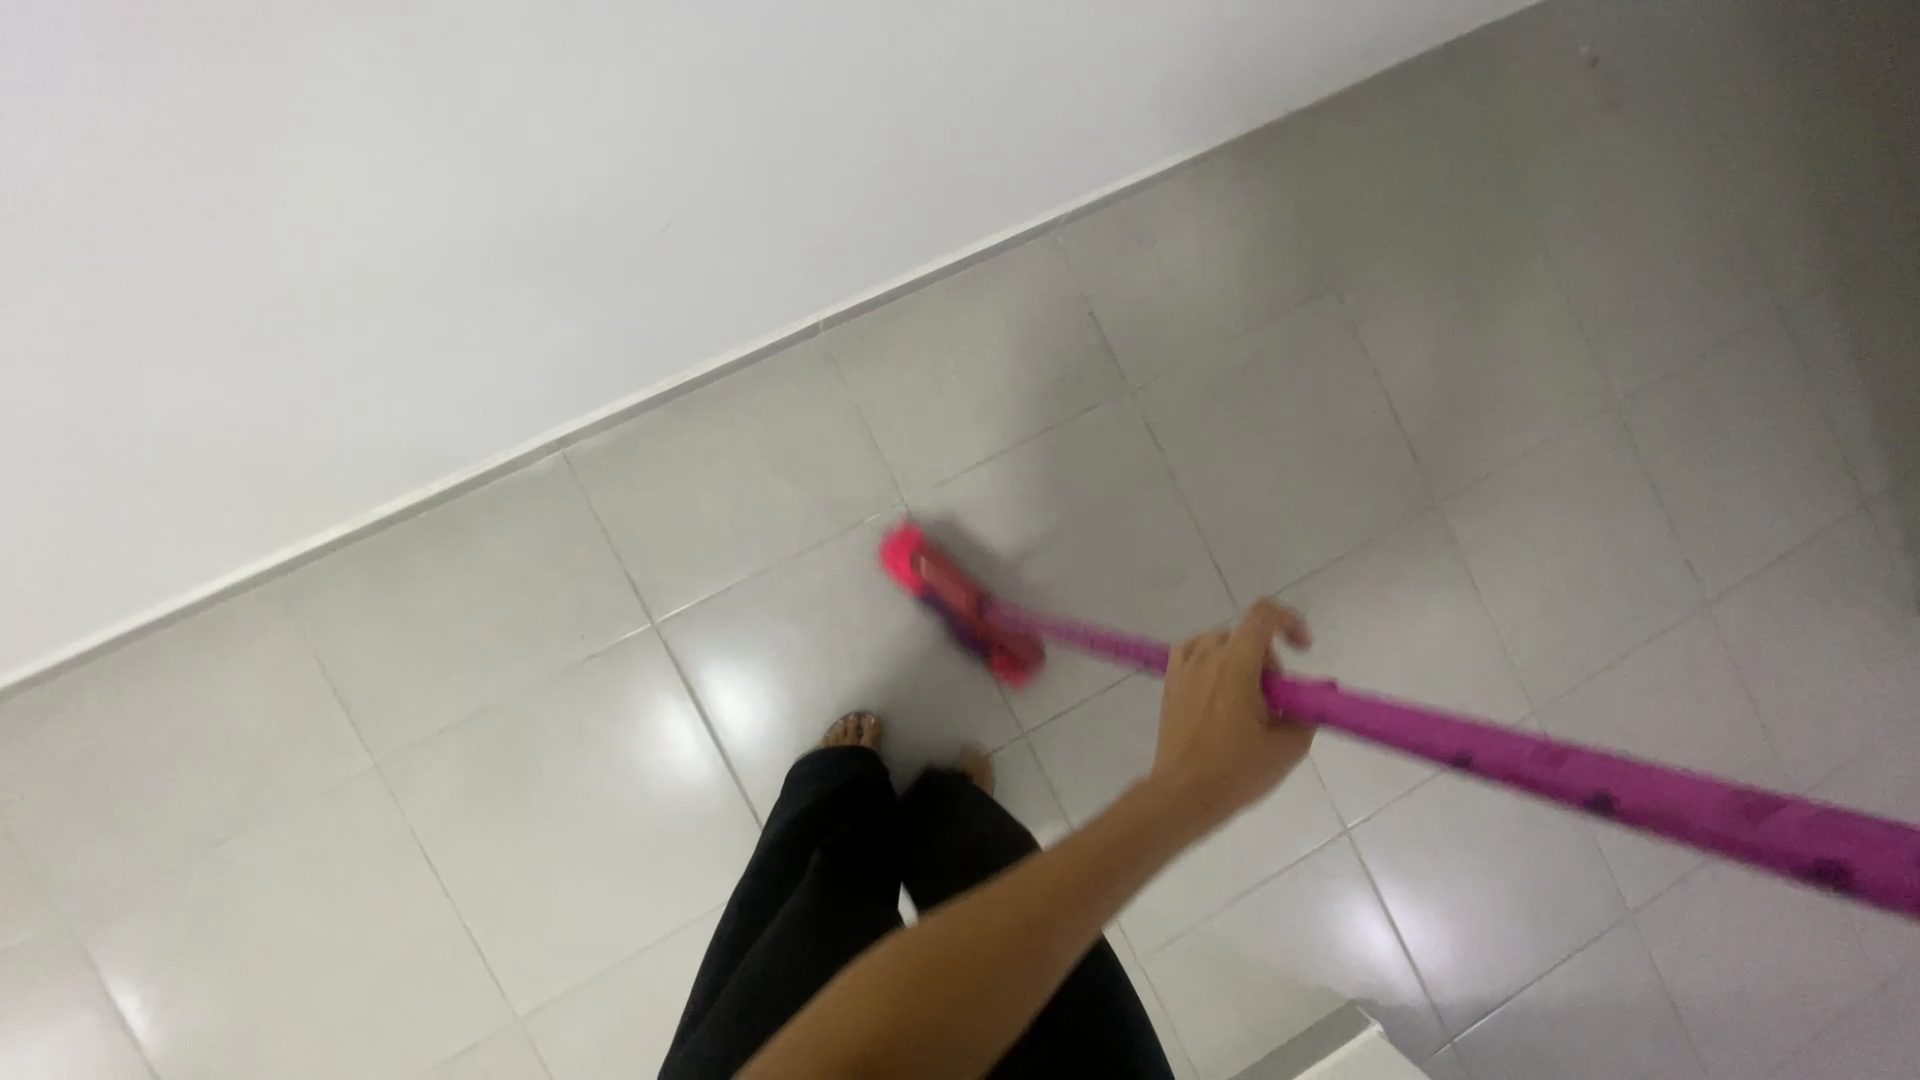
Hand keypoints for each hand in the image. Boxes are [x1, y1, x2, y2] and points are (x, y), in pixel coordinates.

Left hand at [1146, 599, 1314, 831]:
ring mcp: (1183, 666)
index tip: (1304, 650)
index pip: (1263, 615)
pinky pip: (1194, 652)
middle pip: (1246, 636)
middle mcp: (1206, 656)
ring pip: (1220, 644)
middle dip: (1268, 661)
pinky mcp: (1170, 680)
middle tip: (1275, 702)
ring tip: (1247, 702)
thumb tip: (1321, 690)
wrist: (1184, 791)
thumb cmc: (1237, 770)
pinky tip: (1220, 690)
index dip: (1289, 622)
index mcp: (1236, 664)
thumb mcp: (1287, 746)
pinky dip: (1212, 662)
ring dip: (1241, 662)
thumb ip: (1308, 712)